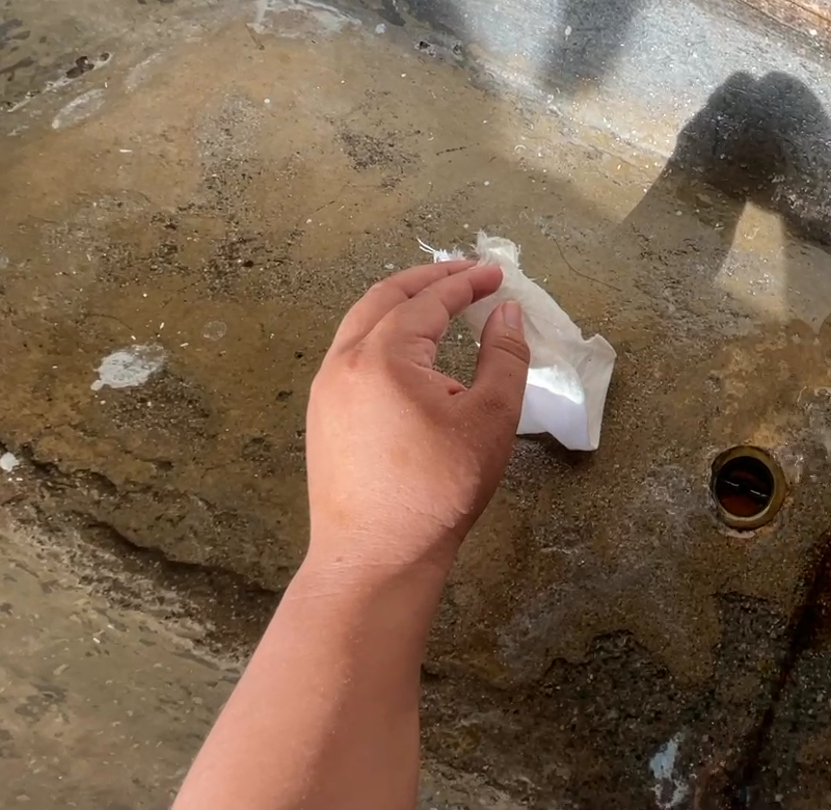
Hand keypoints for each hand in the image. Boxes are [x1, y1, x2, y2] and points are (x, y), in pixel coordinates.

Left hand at [303, 260, 530, 576]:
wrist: (376, 557)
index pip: (428, 302)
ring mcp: (326, 390)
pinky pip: (353, 349)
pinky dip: (385, 329)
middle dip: (429, 279)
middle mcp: (343, 362)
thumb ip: (504, 355)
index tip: (498, 274)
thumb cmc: (441, 486)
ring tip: (441, 301)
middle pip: (384, 298)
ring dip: (404, 302)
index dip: (467, 282)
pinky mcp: (324, 415)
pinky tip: (411, 346)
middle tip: (470, 274)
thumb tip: (507, 311)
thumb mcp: (491, 416)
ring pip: (361, 322)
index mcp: (383, 358)